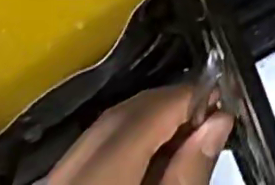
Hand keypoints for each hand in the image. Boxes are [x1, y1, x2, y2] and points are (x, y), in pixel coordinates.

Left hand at [47, 86, 233, 184]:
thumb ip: (189, 174)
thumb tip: (218, 121)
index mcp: (100, 175)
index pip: (148, 111)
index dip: (188, 97)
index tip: (222, 98)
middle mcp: (65, 170)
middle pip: (122, 116)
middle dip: (168, 108)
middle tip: (208, 118)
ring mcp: (52, 179)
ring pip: (103, 132)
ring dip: (146, 126)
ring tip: (183, 140)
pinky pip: (87, 153)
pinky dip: (121, 148)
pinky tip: (147, 162)